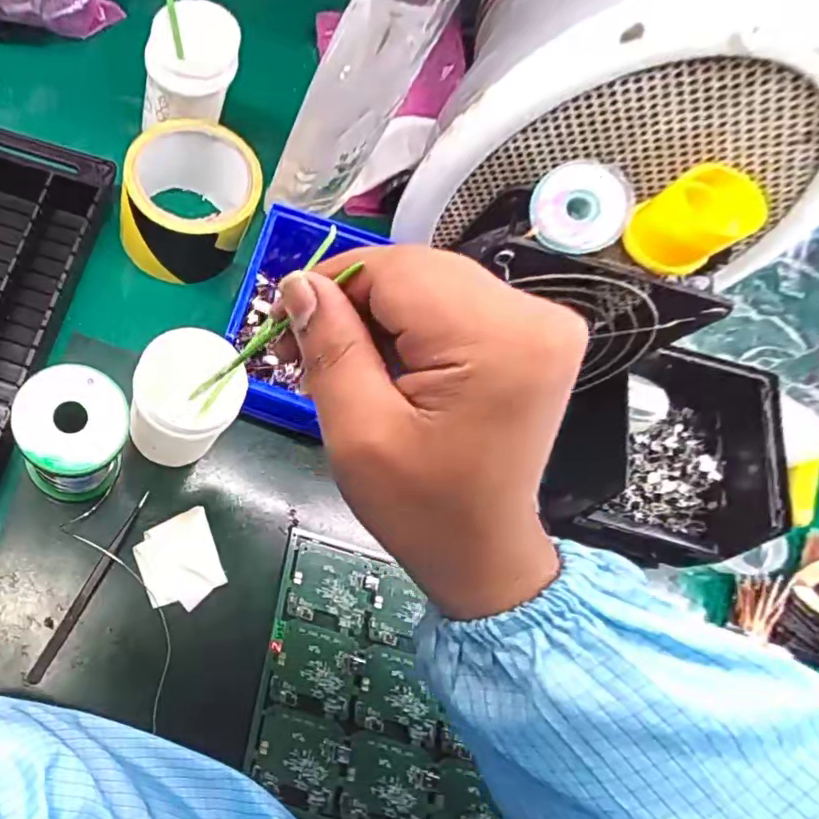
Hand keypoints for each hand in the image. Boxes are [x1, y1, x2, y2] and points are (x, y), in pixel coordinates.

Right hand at [276, 246, 584, 619]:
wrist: (476, 548)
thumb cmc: (416, 505)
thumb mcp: (358, 430)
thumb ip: (331, 349)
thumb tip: (298, 287)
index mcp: (496, 338)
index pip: (397, 270)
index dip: (329, 285)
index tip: (282, 324)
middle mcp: (533, 315)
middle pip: (414, 271)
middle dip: (346, 302)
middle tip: (295, 349)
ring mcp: (536, 324)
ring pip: (426, 286)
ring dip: (367, 317)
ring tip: (328, 363)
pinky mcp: (526, 339)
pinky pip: (445, 309)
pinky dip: (397, 330)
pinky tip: (369, 366)